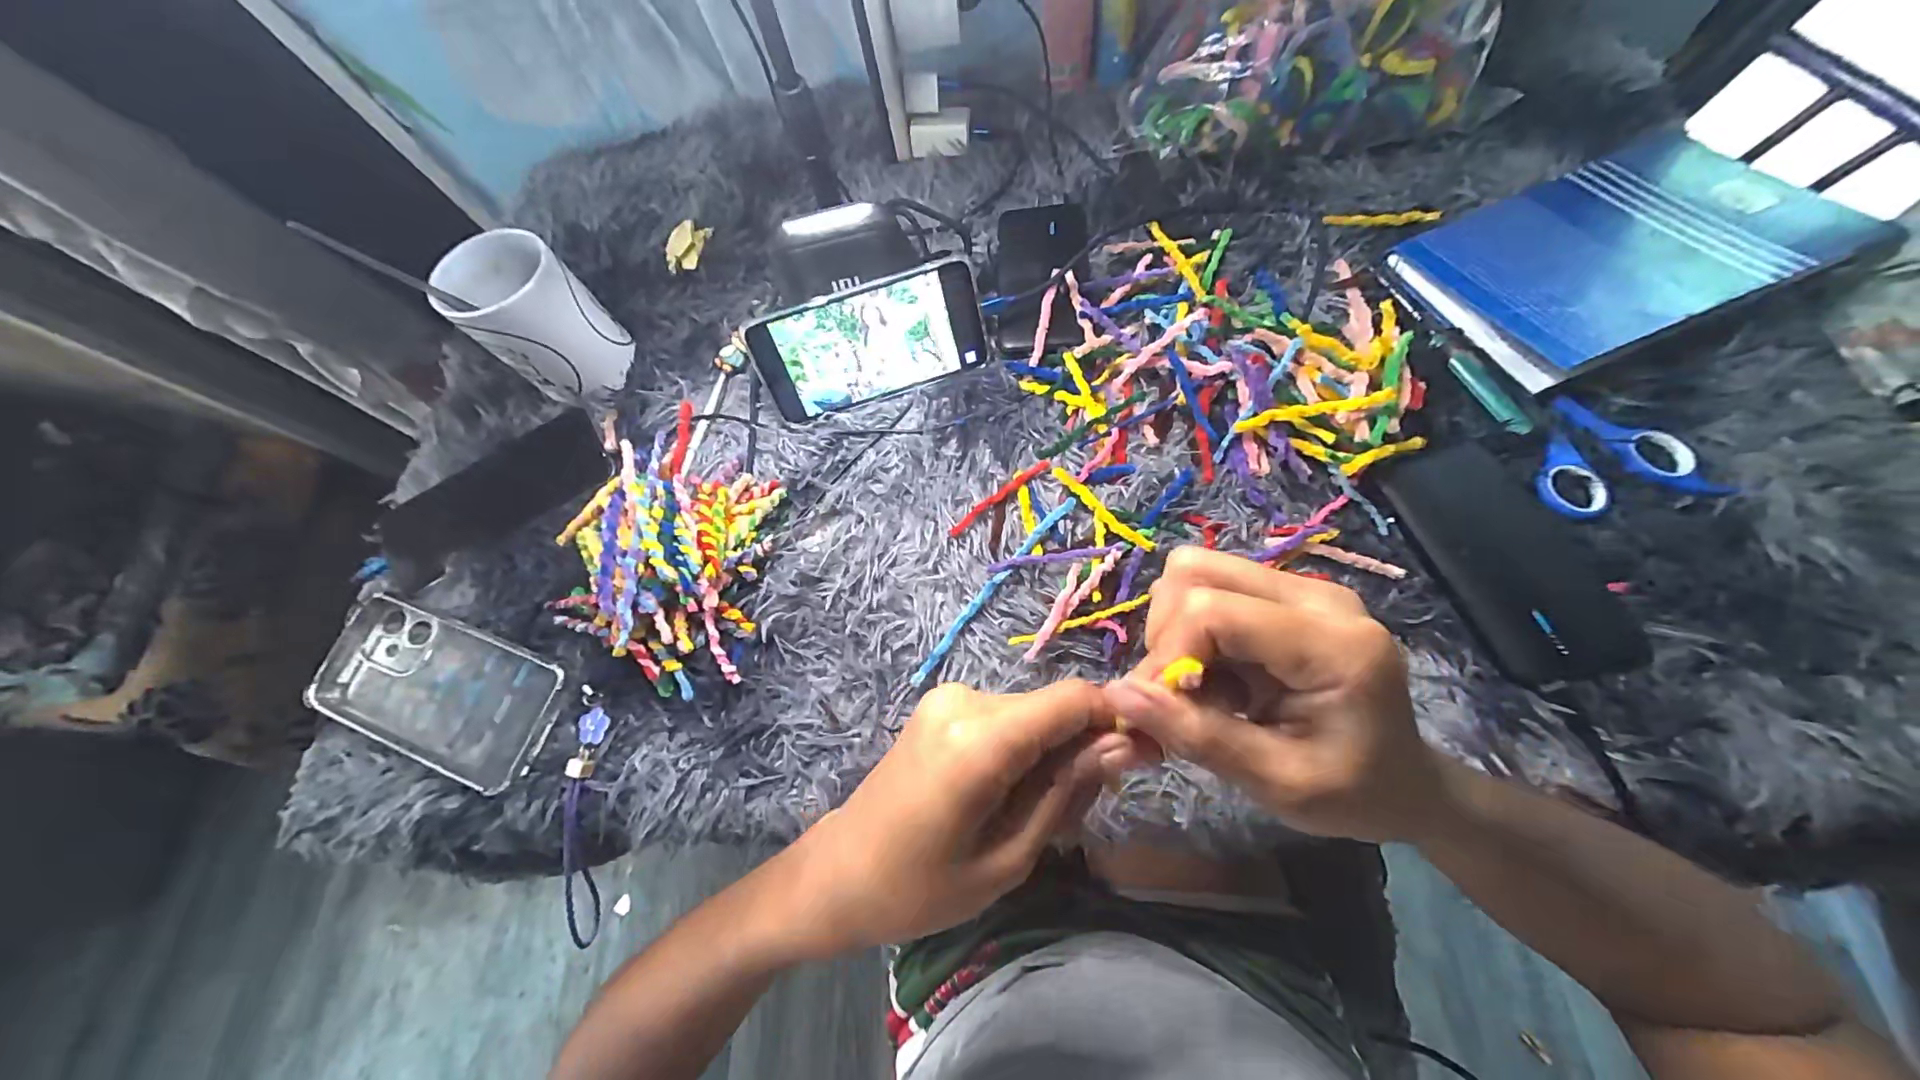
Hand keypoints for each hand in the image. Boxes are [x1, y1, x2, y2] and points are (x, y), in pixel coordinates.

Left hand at [769, 680, 1136, 958]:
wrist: (837, 875)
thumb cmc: (919, 888)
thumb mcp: (1007, 857)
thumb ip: (1067, 792)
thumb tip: (1126, 743)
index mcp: (979, 739)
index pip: (1074, 698)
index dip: (1116, 720)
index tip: (1143, 759)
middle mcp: (964, 699)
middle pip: (1054, 707)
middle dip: (1083, 748)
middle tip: (1079, 813)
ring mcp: (948, 697)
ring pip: (1032, 713)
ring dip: (1052, 754)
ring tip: (1034, 815)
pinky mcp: (941, 706)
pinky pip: (1005, 717)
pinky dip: (1024, 749)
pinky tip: (1009, 795)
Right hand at [1102, 546, 1444, 842]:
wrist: (1409, 783)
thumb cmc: (1353, 794)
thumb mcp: (1276, 783)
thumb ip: (1197, 736)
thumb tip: (1117, 695)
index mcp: (1332, 642)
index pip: (1210, 610)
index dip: (1168, 656)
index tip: (1165, 711)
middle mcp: (1316, 595)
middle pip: (1194, 573)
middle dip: (1166, 636)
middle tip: (1182, 696)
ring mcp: (1302, 588)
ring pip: (1194, 572)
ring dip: (1176, 630)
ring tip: (1203, 687)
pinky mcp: (1286, 593)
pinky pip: (1210, 587)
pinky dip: (1192, 631)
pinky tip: (1218, 676)